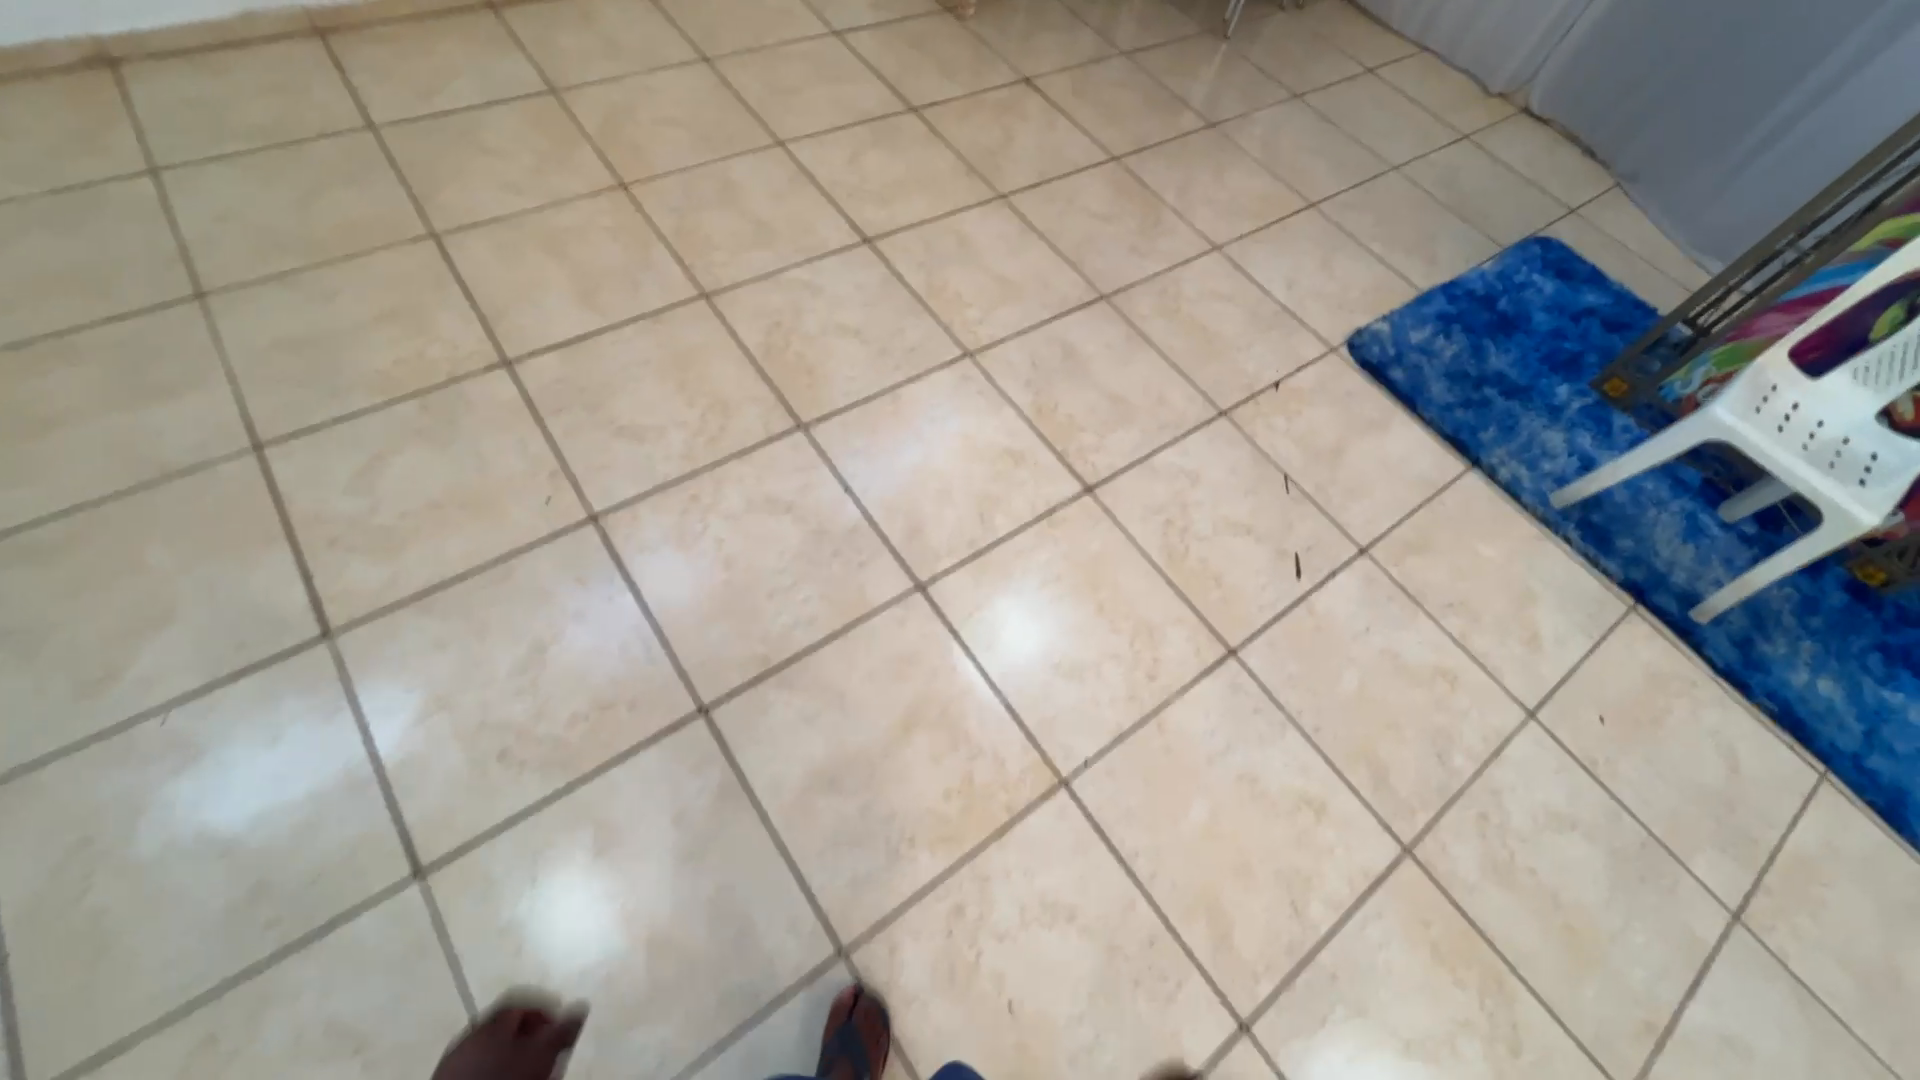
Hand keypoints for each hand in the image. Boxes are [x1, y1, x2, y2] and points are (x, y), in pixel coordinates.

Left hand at [432, 1001, 587, 1079]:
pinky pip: (477, 1059)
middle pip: (506, 1020)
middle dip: (529, 1030)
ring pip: (491, 1042)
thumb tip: (582, 1004)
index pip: (522, 998)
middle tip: (546, 1045)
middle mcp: (474, 1027)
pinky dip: (494, 1062)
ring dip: (512, 1048)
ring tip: (529, 1063)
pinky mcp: (448, 1073)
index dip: (544, 1006)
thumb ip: (563, 1026)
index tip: (560, 1021)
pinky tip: (505, 1072)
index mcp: (496, 1016)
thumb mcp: (543, 1050)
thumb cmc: (507, 1074)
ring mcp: (457, 1052)